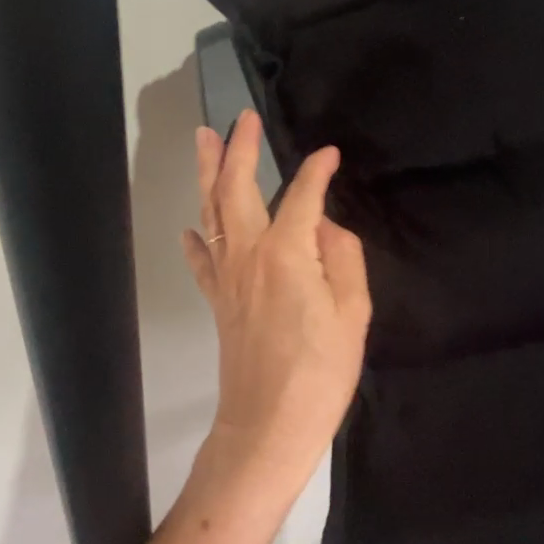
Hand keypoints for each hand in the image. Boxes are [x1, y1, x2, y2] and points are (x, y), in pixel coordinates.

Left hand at [182, 111, 371, 482]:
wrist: (268, 425)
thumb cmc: (320, 372)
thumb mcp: (353, 312)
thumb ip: (343, 258)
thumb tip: (326, 228)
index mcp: (286, 251)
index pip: (302, 195)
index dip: (317, 171)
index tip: (330, 154)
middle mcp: (248, 253)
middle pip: (237, 188)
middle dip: (238, 148)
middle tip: (240, 118)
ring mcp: (226, 276)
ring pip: (211, 211)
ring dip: (207, 172)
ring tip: (203, 138)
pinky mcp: (218, 301)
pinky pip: (201, 259)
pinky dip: (195, 236)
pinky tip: (190, 225)